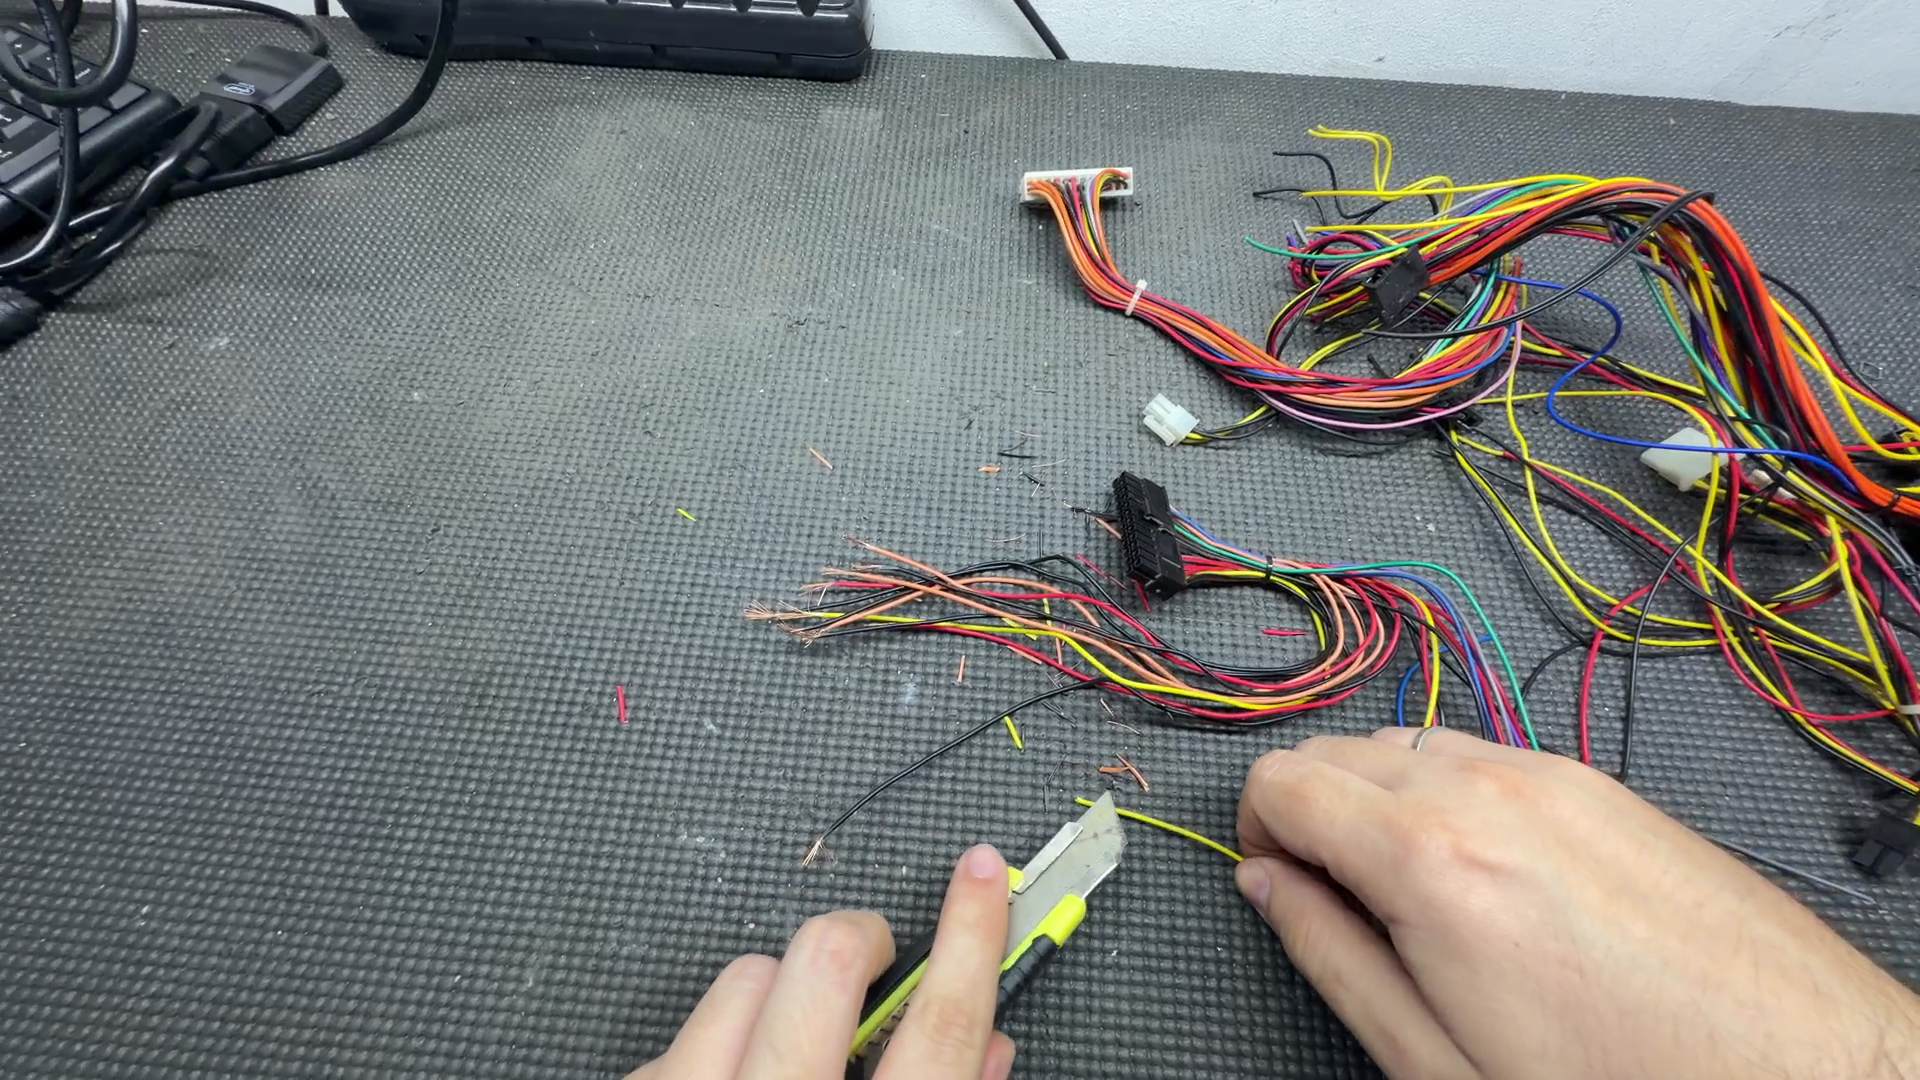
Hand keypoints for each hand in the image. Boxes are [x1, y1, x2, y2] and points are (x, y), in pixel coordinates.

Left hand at [630, 844, 1017, 1079]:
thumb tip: (989, 1040)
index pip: (941, 1028)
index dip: (972, 936)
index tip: (984, 872)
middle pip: (828, 958)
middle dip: (860, 939)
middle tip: (869, 962)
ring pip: (747, 974)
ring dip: (777, 998)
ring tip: (779, 1052)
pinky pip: (686, 1024)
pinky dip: (716, 1044)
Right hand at [1236, 727, 1919, 1079]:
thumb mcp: (1434, 1060)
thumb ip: (1323, 950)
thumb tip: (1261, 880)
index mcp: (1424, 854)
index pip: (1278, 779)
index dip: (1256, 826)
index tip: (1279, 874)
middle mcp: (1477, 785)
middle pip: (1329, 750)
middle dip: (1308, 809)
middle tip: (1344, 890)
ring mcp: (1541, 772)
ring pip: (1394, 742)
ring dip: (1374, 795)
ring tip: (1417, 881)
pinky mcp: (1592, 780)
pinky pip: (1470, 752)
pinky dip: (1440, 789)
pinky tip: (1488, 866)